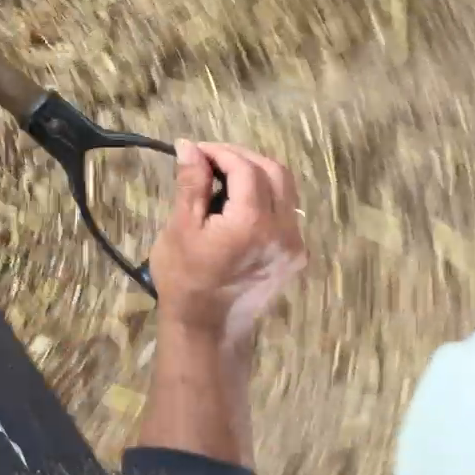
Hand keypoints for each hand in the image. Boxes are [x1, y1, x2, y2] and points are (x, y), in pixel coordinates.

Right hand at [149, 142, 306, 344]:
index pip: (246, 169)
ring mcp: (294, 246)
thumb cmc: (185, 277)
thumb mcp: (180, 227)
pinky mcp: (294, 256)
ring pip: (285, 190)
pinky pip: (285, 212)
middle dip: (240, 156)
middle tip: (206, 156)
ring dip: (254, 173)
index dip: (219, 151)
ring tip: (218, 175)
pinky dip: (262, 195)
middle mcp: (284, 232)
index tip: (191, 149)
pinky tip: (233, 201)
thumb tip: (188, 147)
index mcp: (253, 224)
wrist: (209, 327)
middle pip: (275, 173)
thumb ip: (191, 184)